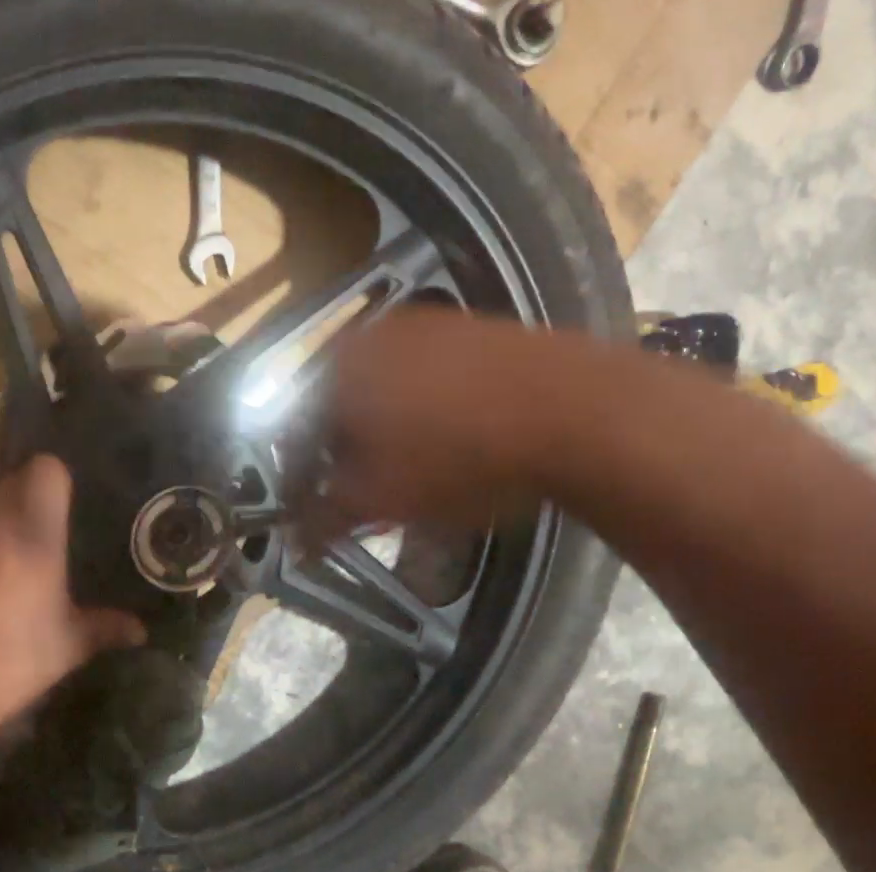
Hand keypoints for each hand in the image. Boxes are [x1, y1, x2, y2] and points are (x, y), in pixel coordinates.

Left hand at [0, 455, 145, 725]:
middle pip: (12, 480)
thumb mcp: (68, 646)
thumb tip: (141, 631)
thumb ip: (105, 628)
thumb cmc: (12, 660)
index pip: (45, 468)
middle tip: (48, 536)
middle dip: (30, 499)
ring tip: (14, 562)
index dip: (58, 482)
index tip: (69, 511)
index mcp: (32, 532)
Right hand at [291, 309, 596, 541]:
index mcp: (332, 371)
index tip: (319, 512)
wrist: (583, 412)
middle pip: (336, 408)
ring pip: (382, 391)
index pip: (292, 434)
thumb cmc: (461, 459)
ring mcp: (425, 325)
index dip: (302, 481)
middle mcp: (369, 335)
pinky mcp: (473, 329)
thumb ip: (324, 518)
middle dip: (344, 456)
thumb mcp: (381, 500)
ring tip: (410, 477)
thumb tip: (296, 541)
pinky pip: (426, 377)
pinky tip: (451, 443)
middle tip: (365, 498)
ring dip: (384, 435)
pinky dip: (423, 412)